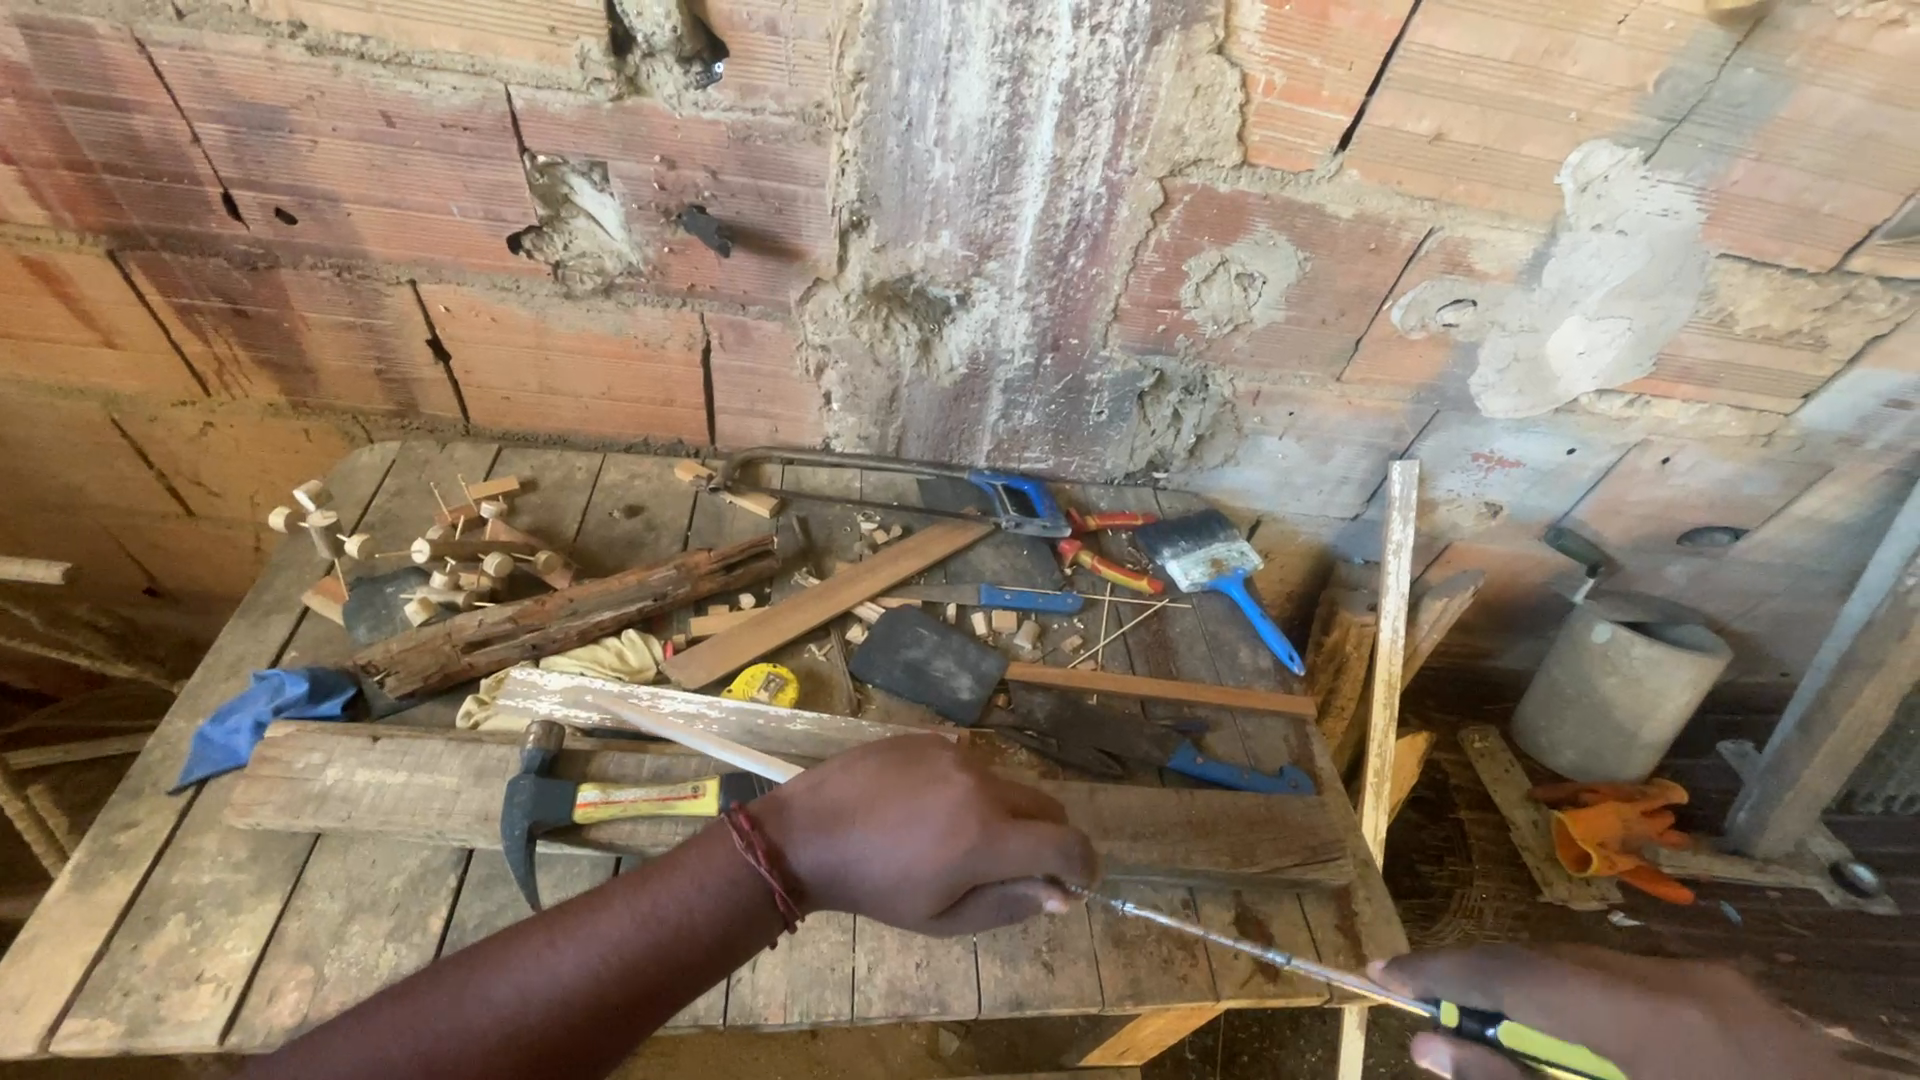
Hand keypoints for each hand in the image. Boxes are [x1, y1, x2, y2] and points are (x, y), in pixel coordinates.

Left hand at [751, 734, 1099, 935]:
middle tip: (1019, 864)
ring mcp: (957, 754)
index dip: (1084, 866)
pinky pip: (973, 763)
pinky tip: (930, 806)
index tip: (1077, 880)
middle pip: (1047, 807)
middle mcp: (982, 785)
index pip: (1067, 844)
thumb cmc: (875, 887)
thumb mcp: (943, 917)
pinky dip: (971, 788)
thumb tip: (1062, 894)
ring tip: (957, 835)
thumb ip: (1010, 903)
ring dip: (1006, 812)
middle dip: (1049, 838)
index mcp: (988, 837)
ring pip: (1009, 784)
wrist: (810, 831)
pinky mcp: (933, 737)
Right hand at [1376, 945, 1840, 1079]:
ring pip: (1584, 969)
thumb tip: (1426, 1046)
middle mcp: (1676, 980)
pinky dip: (1585, 1004)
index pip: (1510, 972)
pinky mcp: (1734, 997)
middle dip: (1481, 984)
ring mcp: (1712, 984)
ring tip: (1500, 1032)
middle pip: (1542, 963)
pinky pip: (1629, 984)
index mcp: (1646, 1018)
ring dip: (1533, 995)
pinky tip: (1578, 1041)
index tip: (1380, 973)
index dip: (1437, 970)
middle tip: (1429, 1009)